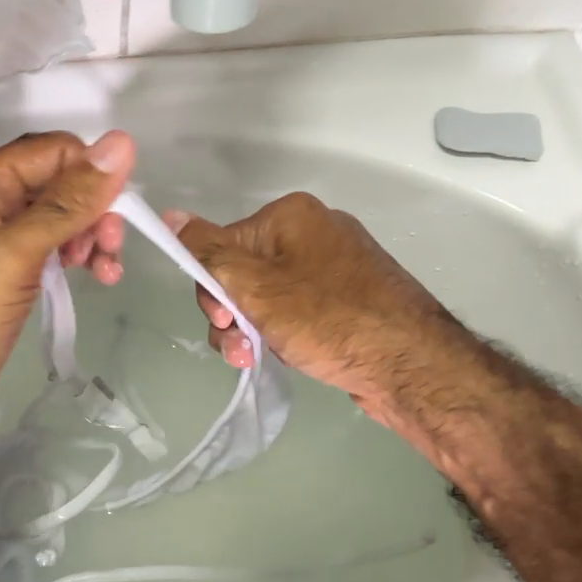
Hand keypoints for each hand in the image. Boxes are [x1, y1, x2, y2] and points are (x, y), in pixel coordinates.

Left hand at [0, 131, 134, 488]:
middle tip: (110, 254)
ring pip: (51, 223)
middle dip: (92, 211)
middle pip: (53, 185)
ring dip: (86, 239)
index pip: (52, 151)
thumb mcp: (12, 256)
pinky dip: (69, 264)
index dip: (93, 175)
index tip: (119, 219)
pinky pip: (40, 257)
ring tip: (107, 274)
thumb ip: (67, 202)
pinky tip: (91, 282)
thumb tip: (121, 143)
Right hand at [165, 192, 479, 446]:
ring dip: (250, 330)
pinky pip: (293, 310)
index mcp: (290, 216)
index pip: (220, 246)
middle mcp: (312, 233)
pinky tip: (286, 355)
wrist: (410, 365)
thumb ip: (208, 252)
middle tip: (243, 347)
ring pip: (264, 297)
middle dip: (230, 314)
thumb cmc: (328, 320)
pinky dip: (280, 333)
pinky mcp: (345, 300)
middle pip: (240, 273)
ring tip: (258, 358)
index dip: (211, 288)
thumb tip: (170, 216)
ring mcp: (332, 268)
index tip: (223, 320)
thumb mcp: (256, 286)